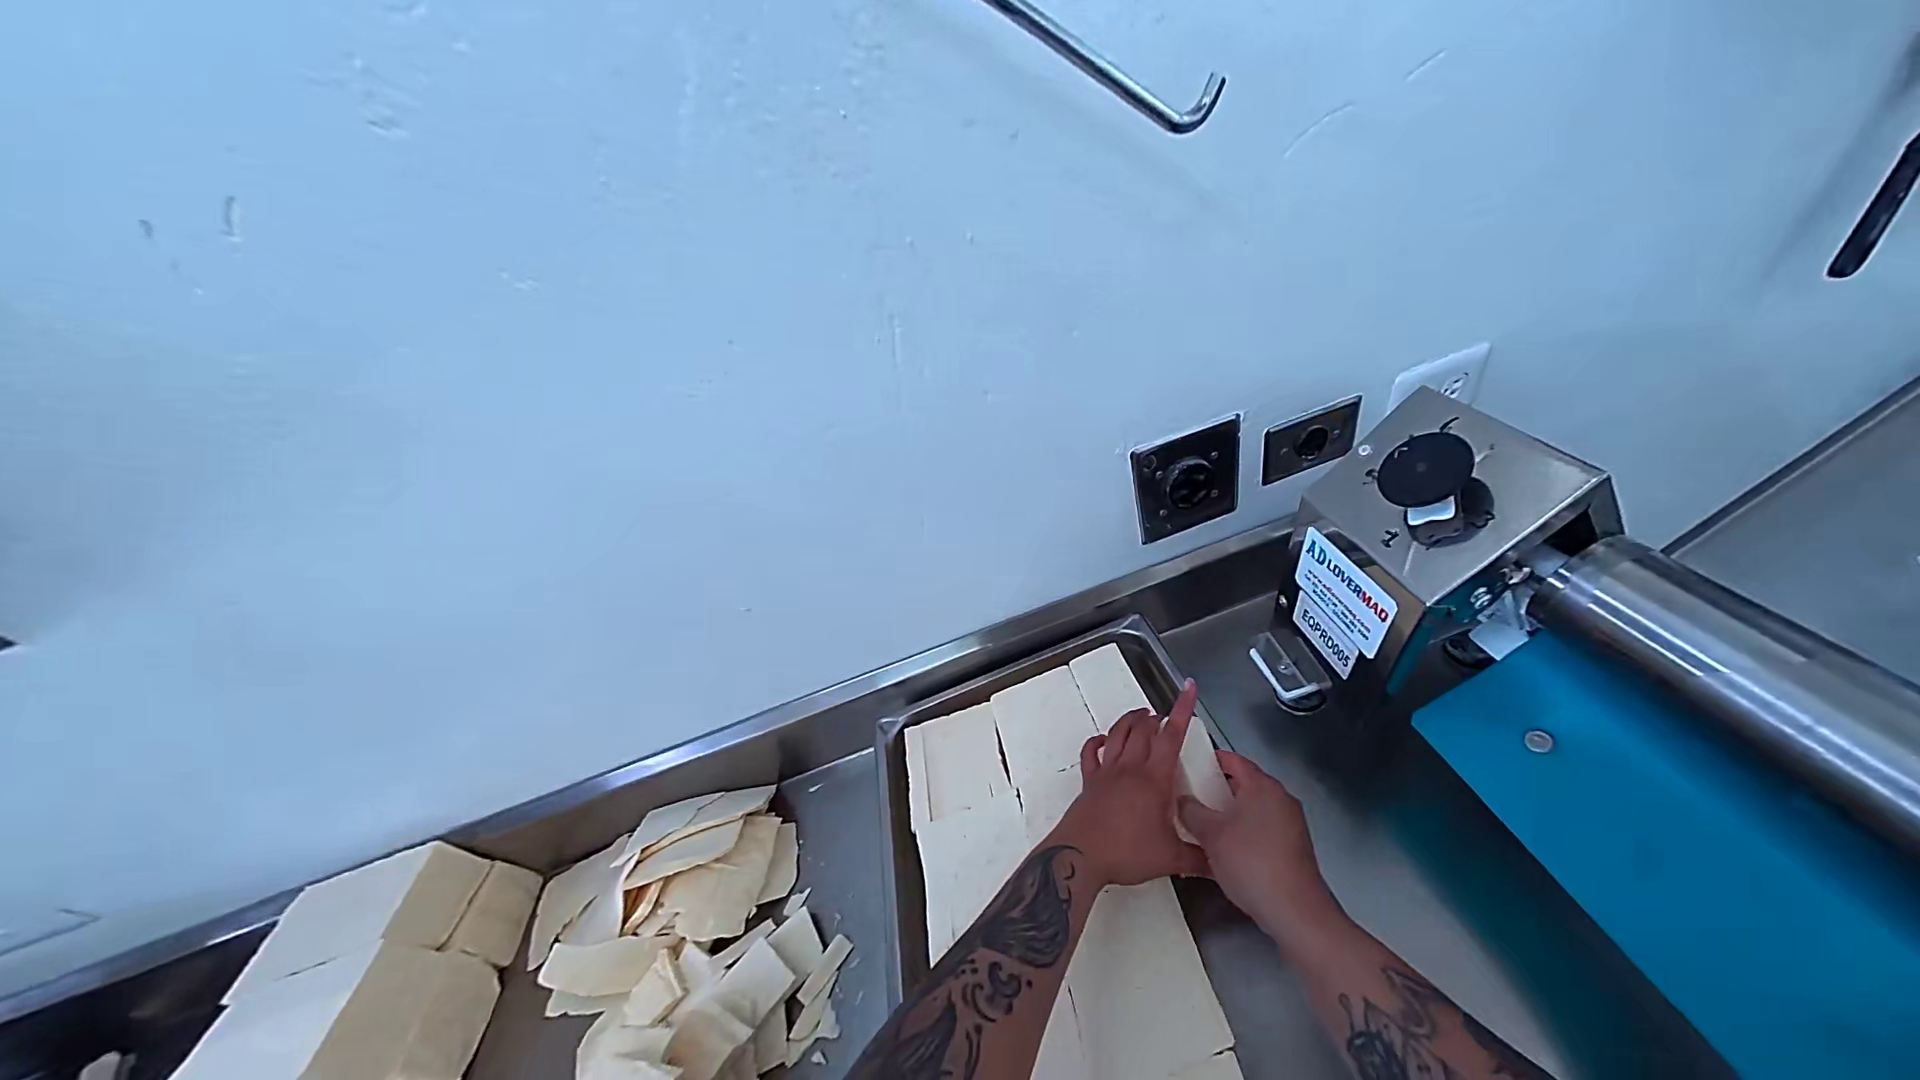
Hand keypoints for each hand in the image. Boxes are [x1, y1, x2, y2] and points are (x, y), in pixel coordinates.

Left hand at [1052, 680, 1210, 888]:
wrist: (1080, 856)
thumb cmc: (1126, 853)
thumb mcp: (1172, 859)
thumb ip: (1200, 859)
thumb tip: (1221, 863)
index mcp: (1154, 779)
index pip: (1172, 736)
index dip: (1182, 710)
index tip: (1188, 689)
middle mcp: (1129, 768)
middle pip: (1143, 730)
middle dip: (1156, 718)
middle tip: (1165, 718)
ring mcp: (1106, 772)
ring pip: (1118, 734)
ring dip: (1130, 721)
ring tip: (1141, 717)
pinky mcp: (1089, 782)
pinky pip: (1090, 753)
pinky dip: (1097, 742)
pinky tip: (1102, 740)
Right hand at [1177, 751, 1343, 949]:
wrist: (1295, 912)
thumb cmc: (1251, 863)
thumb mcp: (1209, 834)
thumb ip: (1190, 810)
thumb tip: (1183, 801)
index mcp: (1263, 786)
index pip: (1234, 759)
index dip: (1210, 759)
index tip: (1189, 765)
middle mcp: (1281, 799)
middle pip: (1243, 784)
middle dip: (1216, 790)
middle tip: (1190, 798)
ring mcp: (1292, 824)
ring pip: (1252, 809)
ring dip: (1229, 814)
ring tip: (1203, 826)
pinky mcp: (1295, 848)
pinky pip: (1263, 829)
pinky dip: (1245, 832)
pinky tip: (1226, 851)